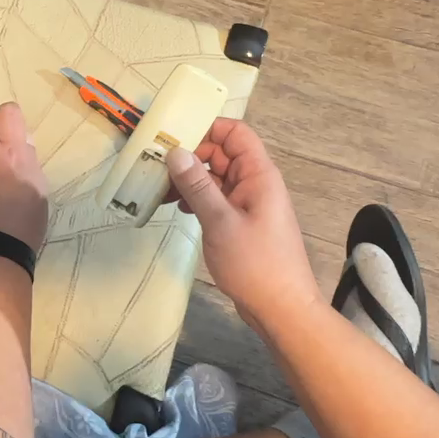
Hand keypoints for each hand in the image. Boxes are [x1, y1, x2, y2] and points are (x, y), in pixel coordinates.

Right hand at [165, 118, 320, 331]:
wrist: (282, 309)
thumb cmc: (255, 263)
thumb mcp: (220, 222)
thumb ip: (197, 186)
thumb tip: (176, 152)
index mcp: (258, 175)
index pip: (235, 133)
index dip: (207, 128)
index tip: (174, 137)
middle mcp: (255, 183)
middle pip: (221, 153)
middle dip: (190, 156)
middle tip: (156, 165)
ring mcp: (248, 203)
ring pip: (215, 177)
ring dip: (189, 179)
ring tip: (160, 189)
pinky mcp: (240, 221)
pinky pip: (216, 197)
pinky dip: (197, 198)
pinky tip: (177, 208)